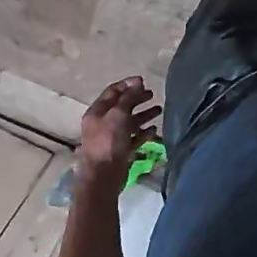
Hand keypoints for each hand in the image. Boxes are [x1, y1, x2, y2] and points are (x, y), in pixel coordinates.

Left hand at [75, 77, 161, 191]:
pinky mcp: (121, 151)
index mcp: (97, 111)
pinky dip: (143, 132)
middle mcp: (103, 122)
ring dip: (143, 114)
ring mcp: (112, 138)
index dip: (127, 84)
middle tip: (152, 94)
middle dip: (137, 98)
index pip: (112, 92)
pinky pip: (134, 137)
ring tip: (159, 110)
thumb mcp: (118, 114)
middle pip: (122, 106)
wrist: (103, 176)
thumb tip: (137, 82)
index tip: (143, 80)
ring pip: (129, 122)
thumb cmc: (108, 141)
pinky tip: (154, 129)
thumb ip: (128, 98)